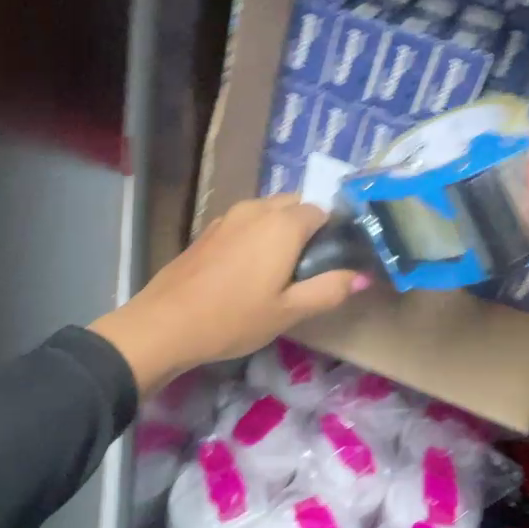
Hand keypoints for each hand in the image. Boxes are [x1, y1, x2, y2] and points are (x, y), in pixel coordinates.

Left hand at [90, 195, 368, 389]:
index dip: (334, 231)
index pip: (322, 210)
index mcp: (283, 224)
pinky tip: (251, 269)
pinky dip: (257, 235)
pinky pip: (246, 221)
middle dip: (309, 226)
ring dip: (281, 229)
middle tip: (311, 266)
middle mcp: (257, 209)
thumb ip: (329, 290)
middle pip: (295, 204)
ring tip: (283, 269)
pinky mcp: (209, 230)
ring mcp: (229, 217)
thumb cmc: (234, 318)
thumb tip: (363, 276)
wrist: (166, 323)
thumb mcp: (289, 311)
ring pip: (268, 211)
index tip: (337, 258)